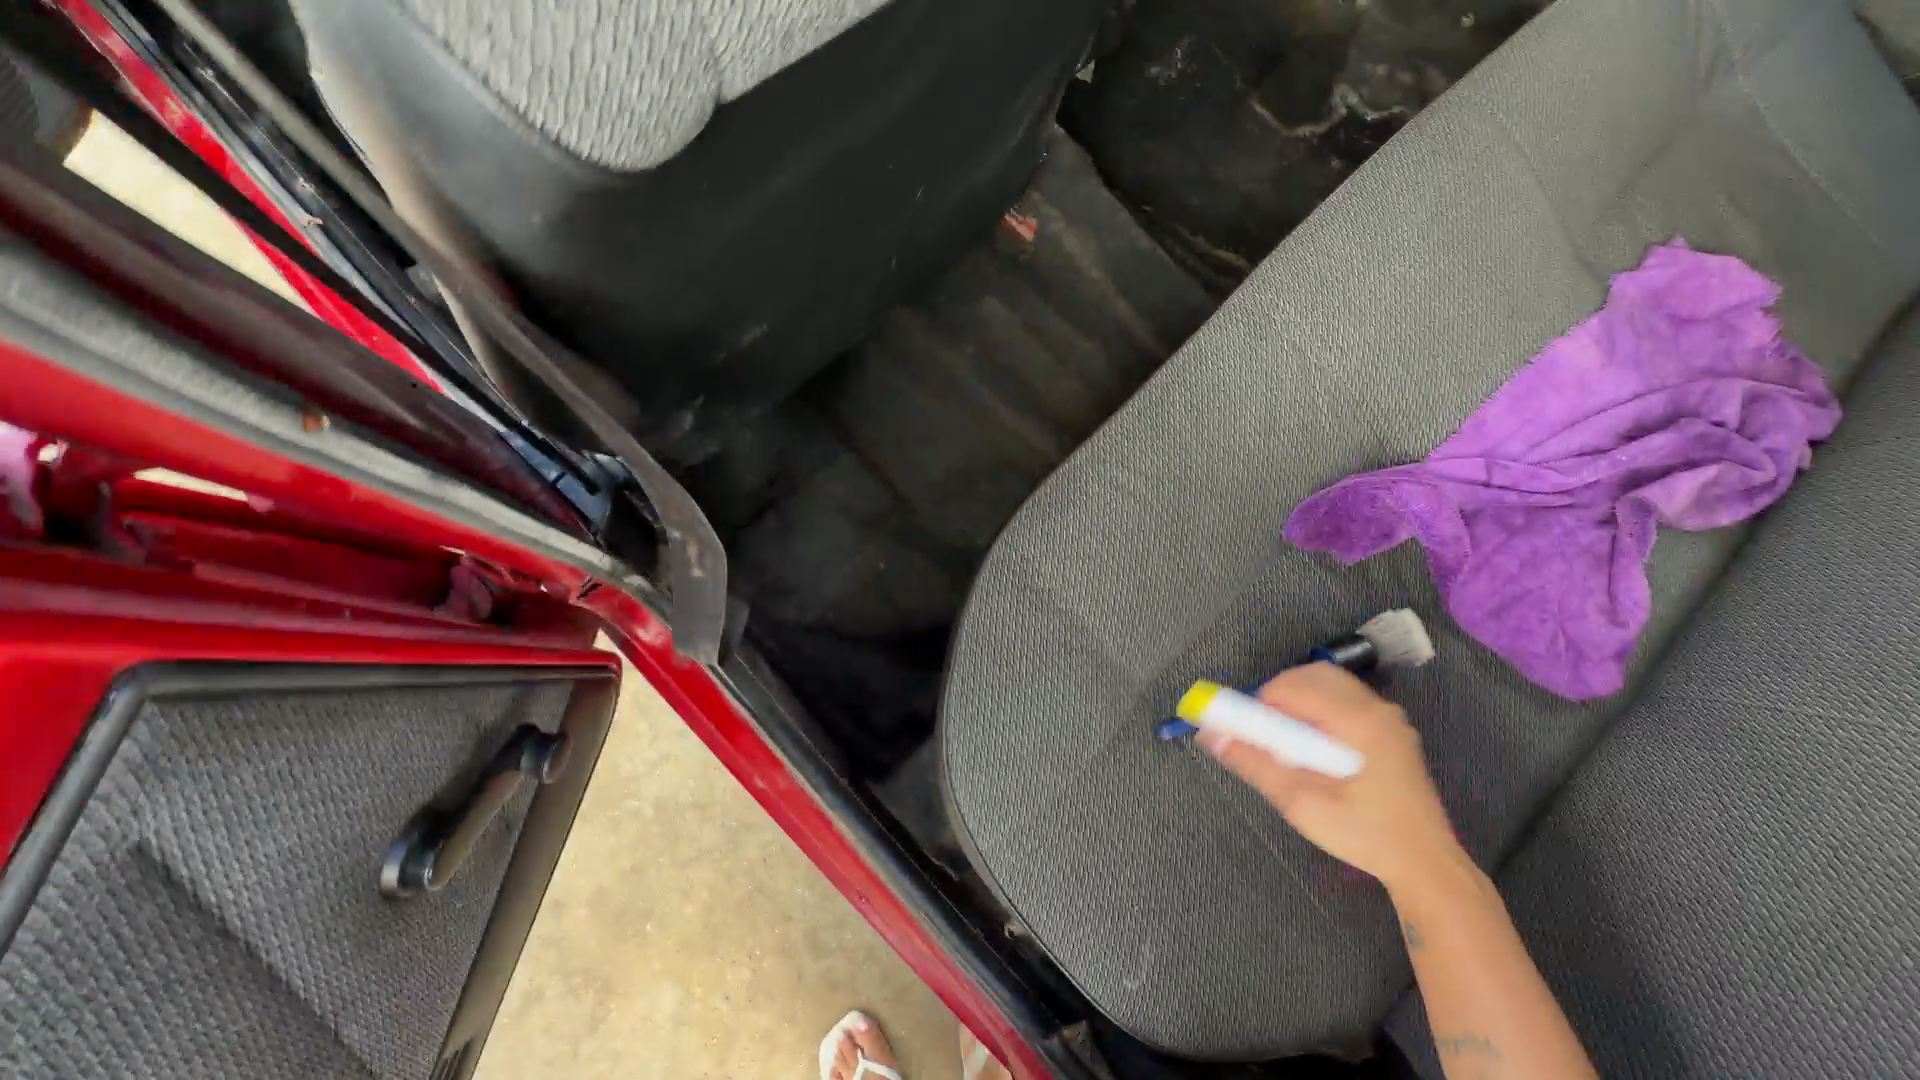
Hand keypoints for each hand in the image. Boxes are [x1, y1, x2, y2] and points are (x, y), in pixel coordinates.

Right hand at [1199, 663, 1468, 893]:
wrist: (1425, 864)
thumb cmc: (1366, 836)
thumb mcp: (1302, 803)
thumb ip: (1255, 764)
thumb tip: (1212, 736)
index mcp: (1359, 722)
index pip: (1295, 686)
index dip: (1258, 701)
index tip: (1238, 726)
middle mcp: (1376, 710)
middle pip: (1312, 676)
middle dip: (1277, 696)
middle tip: (1259, 731)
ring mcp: (1388, 719)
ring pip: (1329, 686)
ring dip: (1297, 703)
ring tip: (1284, 743)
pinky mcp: (1390, 732)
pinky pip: (1344, 703)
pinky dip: (1317, 712)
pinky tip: (1312, 750)